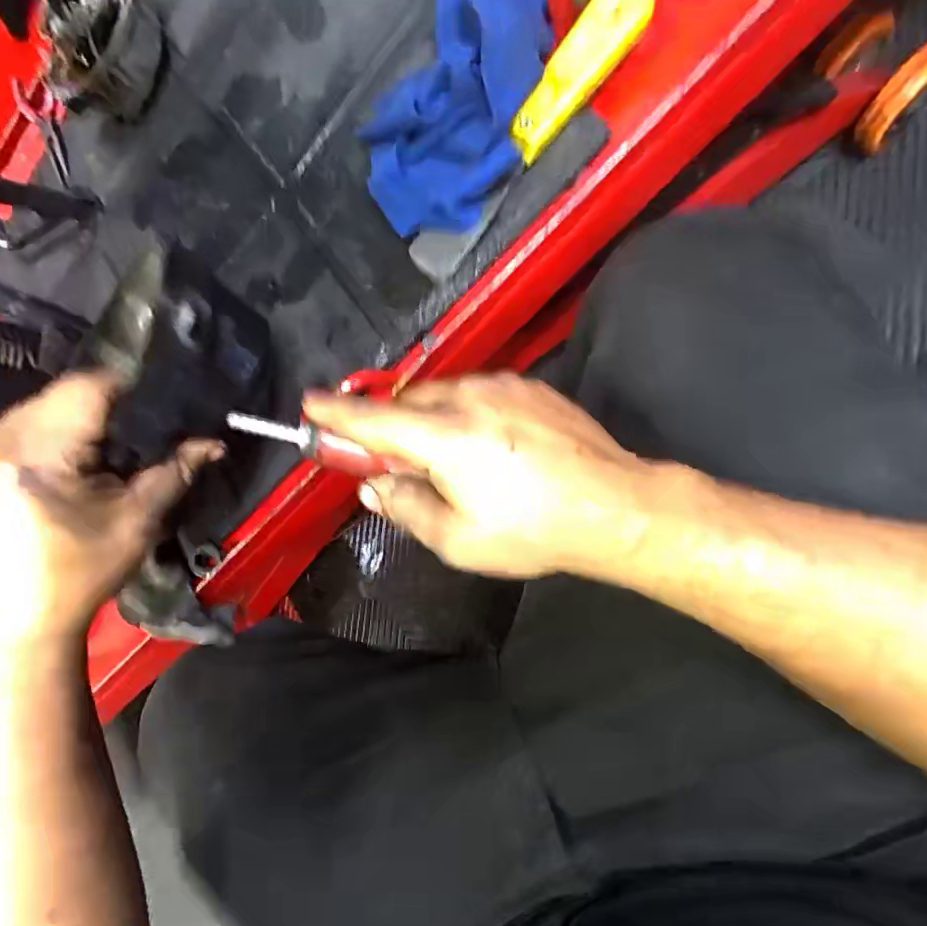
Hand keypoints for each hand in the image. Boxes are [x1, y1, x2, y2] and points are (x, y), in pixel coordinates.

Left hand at [0, 372, 221, 658]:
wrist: (12, 625)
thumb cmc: (78, 575)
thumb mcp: (136, 522)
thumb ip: (174, 473)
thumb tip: (214, 443)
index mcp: (33, 453)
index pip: (87, 388)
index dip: (129, 390)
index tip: (160, 407)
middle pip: (62, 396)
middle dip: (105, 410)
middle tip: (138, 440)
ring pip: (40, 408)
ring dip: (78, 423)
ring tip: (106, 456)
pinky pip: (19, 428)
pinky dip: (52, 437)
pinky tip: (71, 469)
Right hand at [303, 375, 657, 578]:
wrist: (615, 505)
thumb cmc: (534, 530)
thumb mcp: (458, 539)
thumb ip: (406, 507)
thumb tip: (375, 486)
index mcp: (445, 436)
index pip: (374, 419)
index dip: (337, 415)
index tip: (311, 405)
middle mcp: (472, 397)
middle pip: (410, 402)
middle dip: (394, 426)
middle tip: (397, 462)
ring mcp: (508, 386)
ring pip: (448, 394)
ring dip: (434, 419)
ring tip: (454, 462)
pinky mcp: (535, 387)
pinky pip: (484, 393)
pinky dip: (470, 413)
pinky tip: (492, 447)